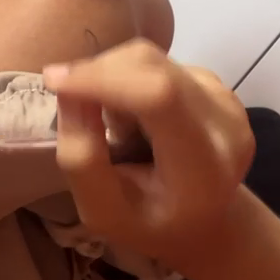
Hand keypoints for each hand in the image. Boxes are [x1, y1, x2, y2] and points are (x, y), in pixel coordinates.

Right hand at [45, 39, 254, 279]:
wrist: (205, 221)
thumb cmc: (149, 223)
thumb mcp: (102, 213)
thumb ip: (82, 159)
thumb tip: (68, 91)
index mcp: (204, 168)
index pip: (158, 98)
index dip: (101, 79)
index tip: (53, 81)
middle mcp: (226, 124)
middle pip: (149, 66)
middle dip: (96, 74)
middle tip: (71, 105)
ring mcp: (225, 97)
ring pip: (148, 56)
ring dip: (111, 78)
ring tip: (112, 123)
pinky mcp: (215, 81)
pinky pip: (154, 60)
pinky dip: (126, 76)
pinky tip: (132, 114)